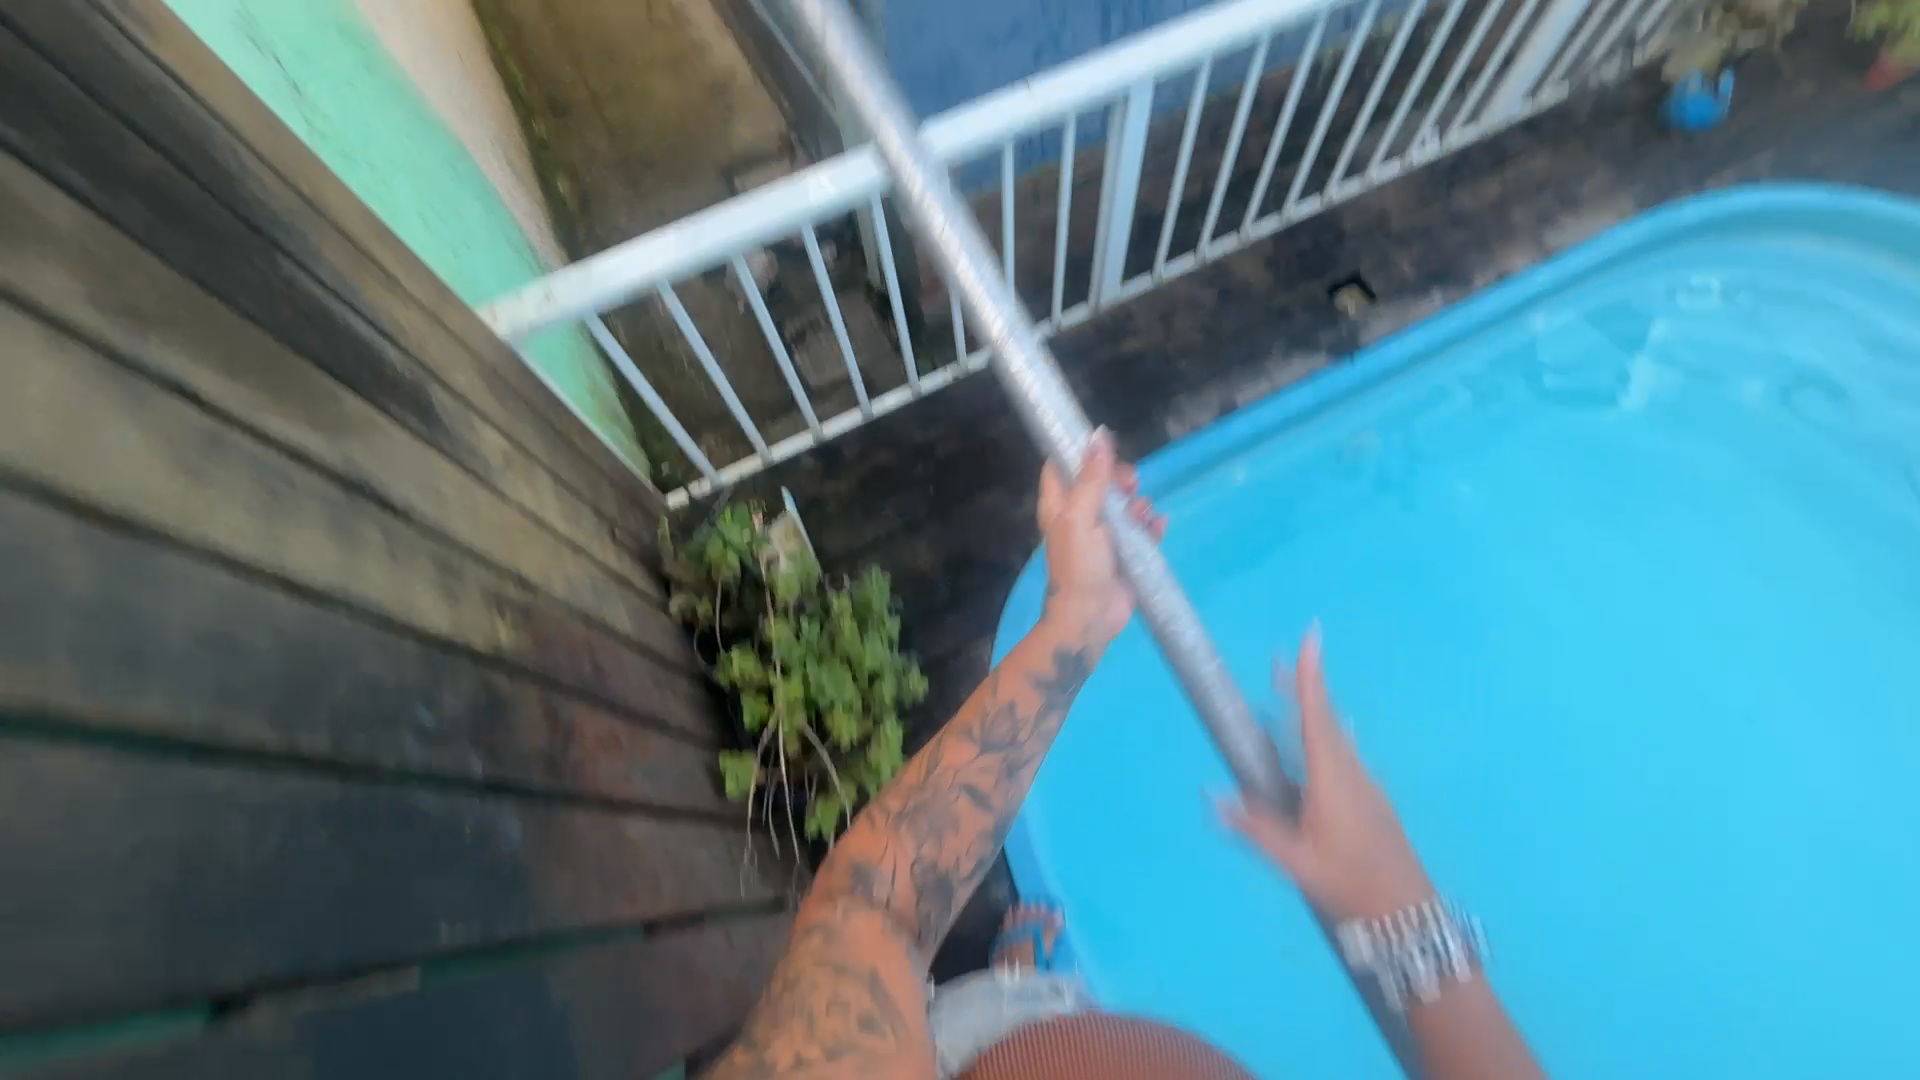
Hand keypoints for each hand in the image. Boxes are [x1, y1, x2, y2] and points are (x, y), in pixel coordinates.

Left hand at [1037, 428, 1164, 647]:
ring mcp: (1104, 534)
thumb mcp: (1080, 517)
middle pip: (1101, 481)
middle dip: (1119, 478)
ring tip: (1142, 514)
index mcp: (1060, 505)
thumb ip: (1091, 478)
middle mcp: (1080, 515)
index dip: (1081, 451)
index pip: (1061, 465)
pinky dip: (1151, 525)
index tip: (1106, 447)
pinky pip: (1142, 529)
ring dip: (1138, 503)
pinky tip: (1156, 528)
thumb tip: (1098, 436)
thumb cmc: (1079, 565)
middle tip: (1131, 485)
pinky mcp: (1125, 552)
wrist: (1091, 617)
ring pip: (1124, 504)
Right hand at [1219, 627, 1432, 920]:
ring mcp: (1364, 785)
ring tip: (1283, 699)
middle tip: (1279, 660)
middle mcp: (1350, 771)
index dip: (1309, 677)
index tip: (1310, 638)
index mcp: (1331, 777)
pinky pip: (1338, 756)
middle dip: (1301, 688)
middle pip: (1323, 719)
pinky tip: (1305, 756)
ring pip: (1332, 739)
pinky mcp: (1369, 800)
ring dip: (1309, 714)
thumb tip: (1213, 798)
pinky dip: (1318, 740)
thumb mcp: (1296, 861)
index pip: (1316, 715)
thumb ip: (1255, 828)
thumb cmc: (1350, 883)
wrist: (1410, 915)